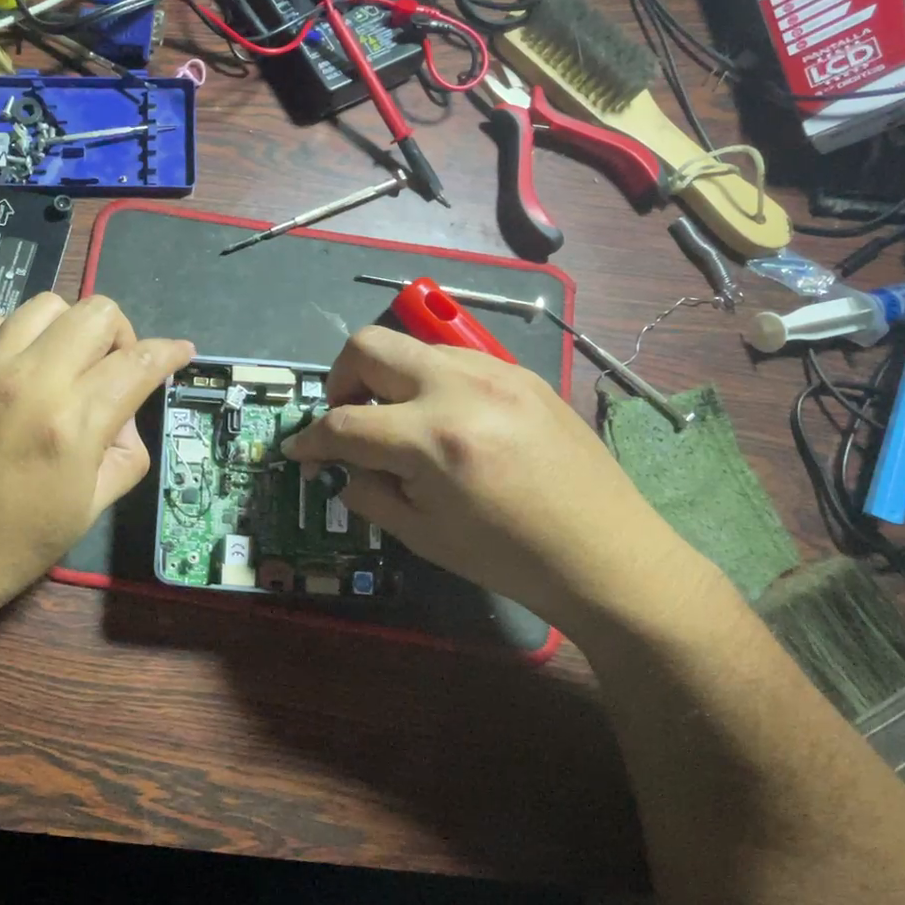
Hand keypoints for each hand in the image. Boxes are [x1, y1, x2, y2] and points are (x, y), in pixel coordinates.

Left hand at [0, 293, 193, 648]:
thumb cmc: (18, 545)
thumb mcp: (91, 508)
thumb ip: (126, 451)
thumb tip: (127, 410)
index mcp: (72, 423)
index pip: (137, 362)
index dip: (169, 354)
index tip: (180, 353)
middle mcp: (30, 381)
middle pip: (97, 313)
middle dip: (121, 336)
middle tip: (113, 372)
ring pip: (47, 305)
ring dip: (70, 329)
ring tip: (66, 367)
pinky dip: (21, 335)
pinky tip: (21, 370)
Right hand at [281, 326, 693, 625]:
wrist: (606, 554)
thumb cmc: (507, 558)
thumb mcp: (421, 535)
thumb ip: (369, 493)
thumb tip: (342, 469)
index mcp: (432, 439)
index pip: (343, 424)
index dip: (310, 440)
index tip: (298, 452)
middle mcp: (460, 389)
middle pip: (368, 347)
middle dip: (339, 380)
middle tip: (344, 419)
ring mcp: (497, 374)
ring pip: (412, 347)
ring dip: (387, 378)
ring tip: (395, 423)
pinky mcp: (523, 375)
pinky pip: (454, 360)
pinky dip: (428, 382)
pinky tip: (441, 421)